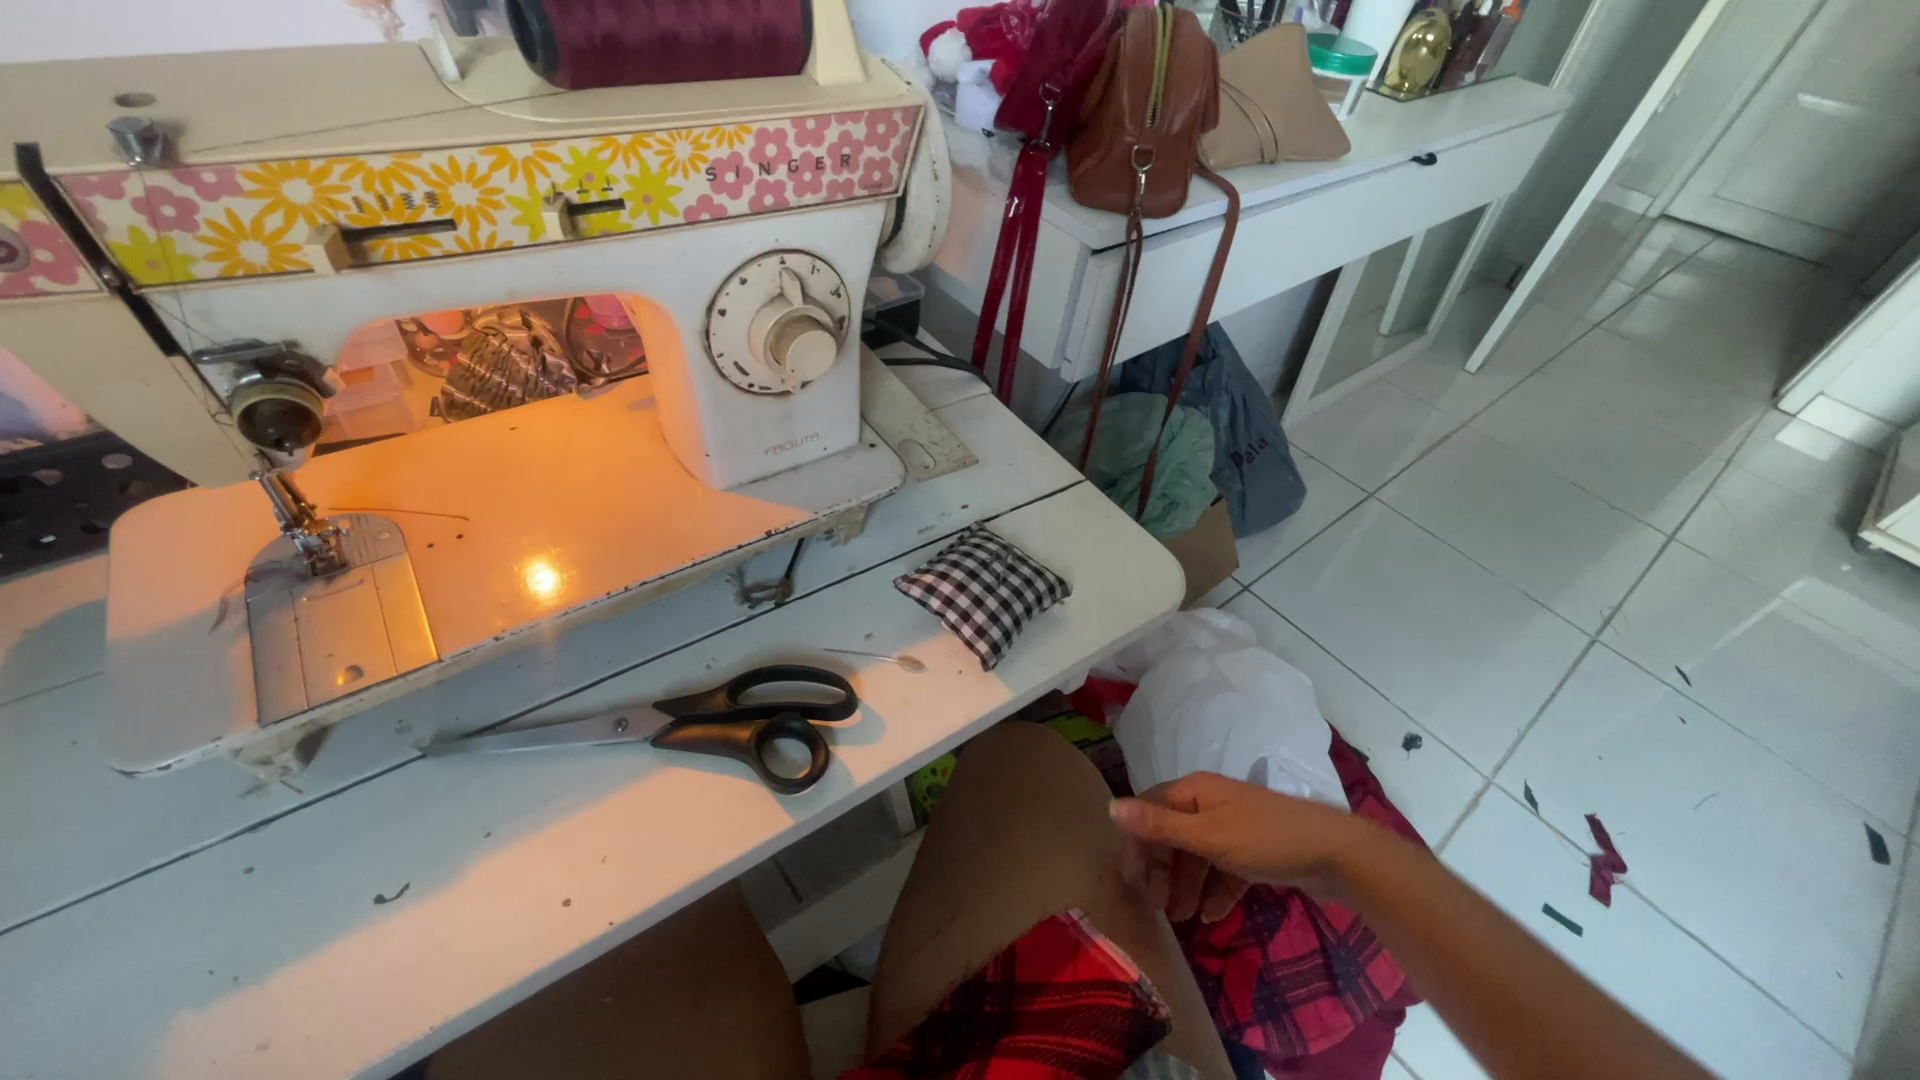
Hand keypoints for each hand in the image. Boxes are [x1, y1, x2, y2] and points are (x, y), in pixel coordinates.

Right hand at [1109, 772, 1374, 923]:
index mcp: (1193, 791)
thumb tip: (1110, 807)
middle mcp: (1208, 802)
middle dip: (1160, 870)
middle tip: (1156, 906)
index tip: (1133, 884)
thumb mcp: (1207, 836)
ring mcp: (1232, 825)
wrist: (1336, 853)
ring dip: (1185, 884)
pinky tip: (1212, 916)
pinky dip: (1214, 890)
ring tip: (1182, 917)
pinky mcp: (1253, 850)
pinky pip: (1223, 868)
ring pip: (1196, 854)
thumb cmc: (1264, 839)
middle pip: (1170, 834)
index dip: (1136, 846)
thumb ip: (1159, 825)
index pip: (1148, 812)